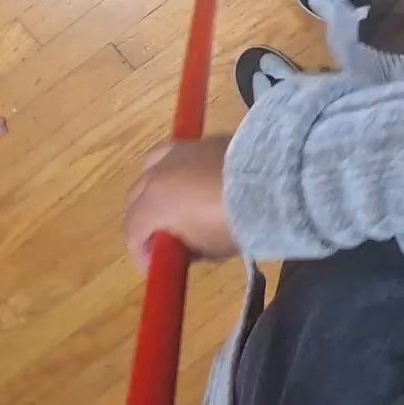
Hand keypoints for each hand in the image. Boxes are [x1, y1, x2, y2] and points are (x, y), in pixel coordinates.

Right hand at [123, 137, 236, 268]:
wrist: (271, 182)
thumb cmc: (235, 222)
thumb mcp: (207, 248)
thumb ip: (184, 247)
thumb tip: (180, 244)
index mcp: (153, 203)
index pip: (132, 229)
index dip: (141, 251)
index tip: (156, 264)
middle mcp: (158, 173)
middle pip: (136, 197)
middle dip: (145, 219)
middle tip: (167, 236)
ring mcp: (179, 151)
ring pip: (151, 167)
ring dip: (155, 187)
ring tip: (175, 202)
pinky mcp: (202, 140)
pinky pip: (176, 154)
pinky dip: (176, 169)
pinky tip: (194, 180)